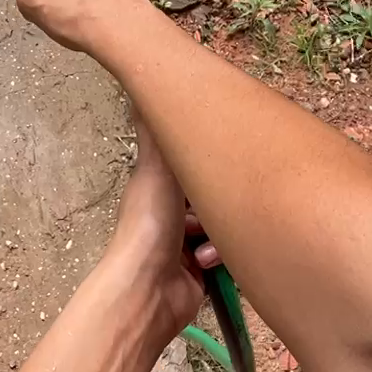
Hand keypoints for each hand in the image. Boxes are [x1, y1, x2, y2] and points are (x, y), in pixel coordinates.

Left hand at [104, 118, 217, 346]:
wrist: (149, 287)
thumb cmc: (151, 221)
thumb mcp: (156, 165)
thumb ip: (157, 130)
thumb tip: (142, 84)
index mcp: (159, 184)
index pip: (192, 162)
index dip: (209, 159)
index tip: (229, 153)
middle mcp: (172, 211)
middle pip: (213, 194)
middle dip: (219, 201)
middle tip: (221, 203)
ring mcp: (186, 243)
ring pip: (224, 225)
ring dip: (218, 233)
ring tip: (203, 243)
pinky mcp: (202, 271)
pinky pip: (228, 255)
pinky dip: (221, 258)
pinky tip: (208, 263)